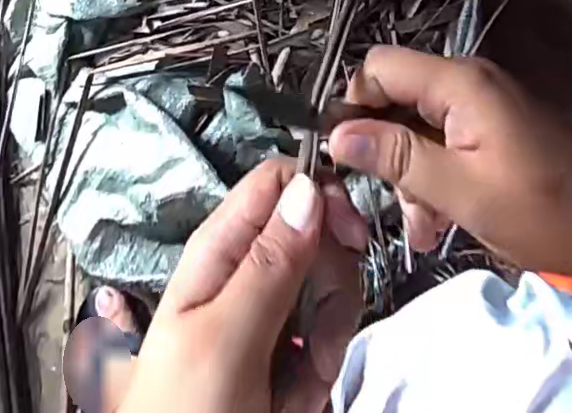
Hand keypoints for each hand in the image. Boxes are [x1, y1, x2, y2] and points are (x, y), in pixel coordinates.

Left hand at [118, 158, 367, 412]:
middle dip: (331, 287)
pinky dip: (319, 369)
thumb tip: (310, 185)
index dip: (322, 196)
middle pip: (314, 234)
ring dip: (328, 338)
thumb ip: (270, 263)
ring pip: (326, 287)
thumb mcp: (225, 341)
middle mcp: (243, 265)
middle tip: (317, 342)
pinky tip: (294, 401)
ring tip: (297, 389)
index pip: (278, 181)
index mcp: (220, 246)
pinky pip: (323, 334)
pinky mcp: (280, 345)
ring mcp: (263, 307)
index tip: (351, 239)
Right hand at [326, 45, 571, 277]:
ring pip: (415, 124)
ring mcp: (478, 102)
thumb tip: (336, 135)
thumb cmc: (548, 210)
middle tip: (384, 202)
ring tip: (421, 227)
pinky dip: (432, 174)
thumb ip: (397, 157)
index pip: (378, 66)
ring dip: (408, 172)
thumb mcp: (462, 190)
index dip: (354, 103)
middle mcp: (464, 79)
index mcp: (457, 81)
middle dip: (382, 148)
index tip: (345, 153)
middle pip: (394, 96)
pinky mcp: (489, 125)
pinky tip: (438, 219)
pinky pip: (442, 138)